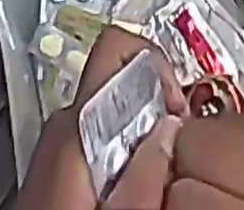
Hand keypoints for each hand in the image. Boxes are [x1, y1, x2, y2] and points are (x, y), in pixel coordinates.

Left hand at [14, 29, 186, 209]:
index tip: (180, 108)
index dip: (157, 66)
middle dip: (159, 111)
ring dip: (148, 140)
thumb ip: (145, 172)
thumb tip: (171, 126)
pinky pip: (107, 143)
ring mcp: (61, 148)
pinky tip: (142, 195)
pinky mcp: (63, 172)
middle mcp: (64, 128)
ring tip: (165, 181)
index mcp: (74, 127)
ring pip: (119, 116)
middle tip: (181, 154)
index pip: (117, 49)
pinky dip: (131, 159)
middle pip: (124, 85)